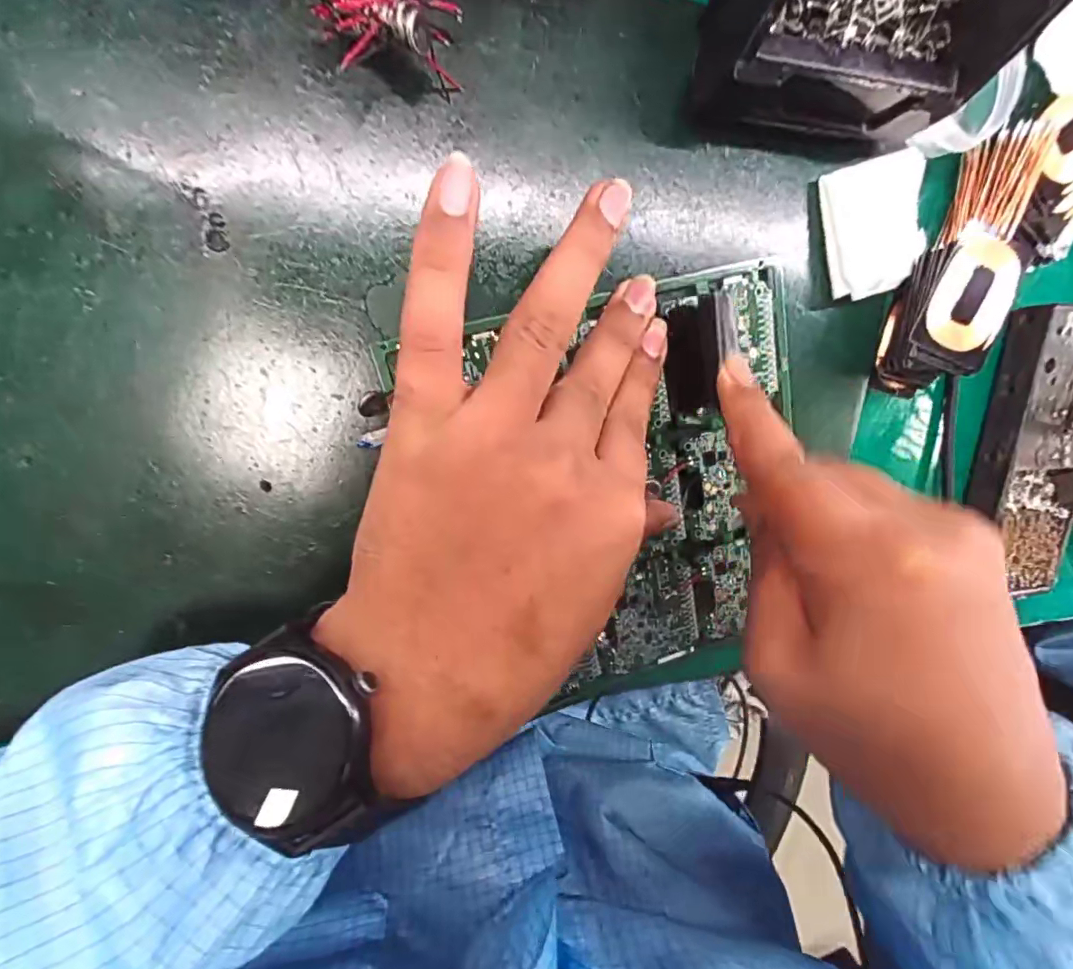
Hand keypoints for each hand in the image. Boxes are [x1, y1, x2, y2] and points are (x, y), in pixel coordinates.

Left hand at [314, 154, 675, 798]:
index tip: (650, 332)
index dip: (643, 369)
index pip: (634, 418)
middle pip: (602, 366)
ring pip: (544, 331)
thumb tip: (647, 501)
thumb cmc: (509, 659)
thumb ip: (616, 537)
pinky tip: (459, 184)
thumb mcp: (587, 603)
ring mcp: (495, 432)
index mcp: (613, 505)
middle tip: (636, 270)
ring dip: (578, 259)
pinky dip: (442, 251)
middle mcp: (567, 455)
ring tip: (603, 208)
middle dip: (625, 309)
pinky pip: (435, 324)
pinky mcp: (427, 425)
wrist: (423, 680)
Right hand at [718, 357, 1065, 871]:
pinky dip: (858, 529)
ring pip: (858, 490)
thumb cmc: (864, 736)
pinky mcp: (980, 545)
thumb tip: (772, 516)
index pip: (790, 471)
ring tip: (819, 585)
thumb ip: (768, 574)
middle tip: (764, 551)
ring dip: (821, 516)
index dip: (753, 420)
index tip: (730, 369)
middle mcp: (924, 527)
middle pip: (824, 475)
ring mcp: (962, 531)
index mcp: (866, 560)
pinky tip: (860, 586)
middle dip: (783, 496)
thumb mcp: (777, 661)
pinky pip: (893, 511)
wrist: (988, 789)